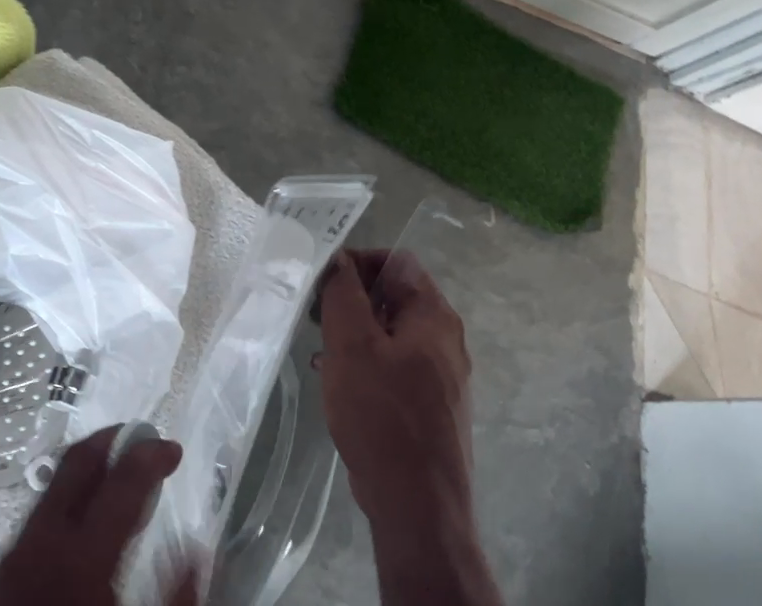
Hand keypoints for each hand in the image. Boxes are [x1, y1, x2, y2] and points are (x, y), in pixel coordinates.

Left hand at [0, 425, 200, 605]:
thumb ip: (173, 598)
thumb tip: (197, 554)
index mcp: (81, 556)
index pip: (121, 482)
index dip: (150, 456)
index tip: (173, 448)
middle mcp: (41, 540)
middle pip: (76, 463)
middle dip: (112, 440)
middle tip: (144, 437)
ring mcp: (15, 552)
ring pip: (53, 485)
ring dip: (89, 468)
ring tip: (121, 471)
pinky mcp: (1, 569)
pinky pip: (39, 513)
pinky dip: (68, 496)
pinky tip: (86, 516)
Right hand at [316, 248, 473, 522]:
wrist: (417, 502)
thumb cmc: (382, 414)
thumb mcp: (352, 345)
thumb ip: (343, 294)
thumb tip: (339, 260)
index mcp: (434, 316)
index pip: (397, 261)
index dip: (357, 262)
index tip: (321, 282)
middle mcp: (445, 339)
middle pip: (395, 295)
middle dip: (351, 298)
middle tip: (316, 316)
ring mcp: (440, 374)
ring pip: (391, 332)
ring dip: (354, 332)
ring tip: (320, 349)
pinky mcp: (429, 404)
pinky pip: (394, 365)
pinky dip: (365, 362)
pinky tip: (338, 381)